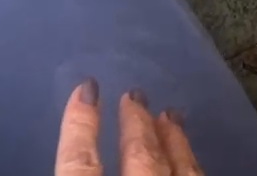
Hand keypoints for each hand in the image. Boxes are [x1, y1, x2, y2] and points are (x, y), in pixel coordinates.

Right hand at [54, 81, 204, 175]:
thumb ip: (75, 171)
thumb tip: (62, 169)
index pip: (79, 164)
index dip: (79, 126)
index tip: (88, 89)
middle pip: (138, 158)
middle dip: (136, 125)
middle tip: (135, 95)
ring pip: (179, 169)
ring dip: (174, 142)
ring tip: (171, 116)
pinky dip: (194, 166)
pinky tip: (193, 161)